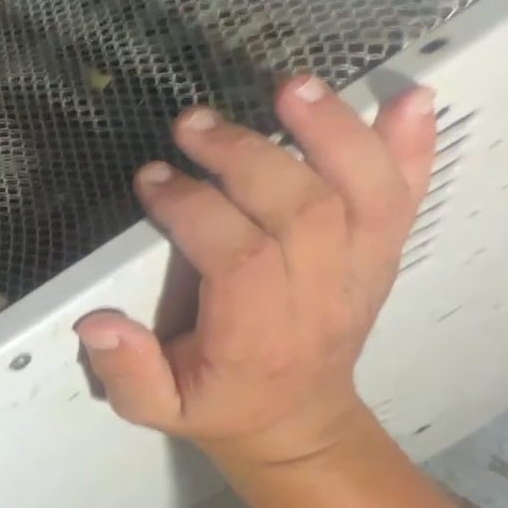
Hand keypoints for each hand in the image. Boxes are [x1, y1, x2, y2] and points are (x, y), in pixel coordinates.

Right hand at [75, 75, 437, 470]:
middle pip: (302, 210)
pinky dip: (412, 146)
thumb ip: (124, 369)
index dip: (194, 208)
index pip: (239, 256)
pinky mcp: (380, 255)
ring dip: (333, 133)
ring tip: (290, 87)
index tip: (150, 178)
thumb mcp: (151, 407)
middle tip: (192, 124)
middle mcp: (321, 299)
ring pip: (363, 192)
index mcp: (258, 336)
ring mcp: (361, 273)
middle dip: (246, 157)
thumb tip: (95, 322)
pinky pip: (405, 197)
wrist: (296, 421)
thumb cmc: (215, 407)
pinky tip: (407, 100)